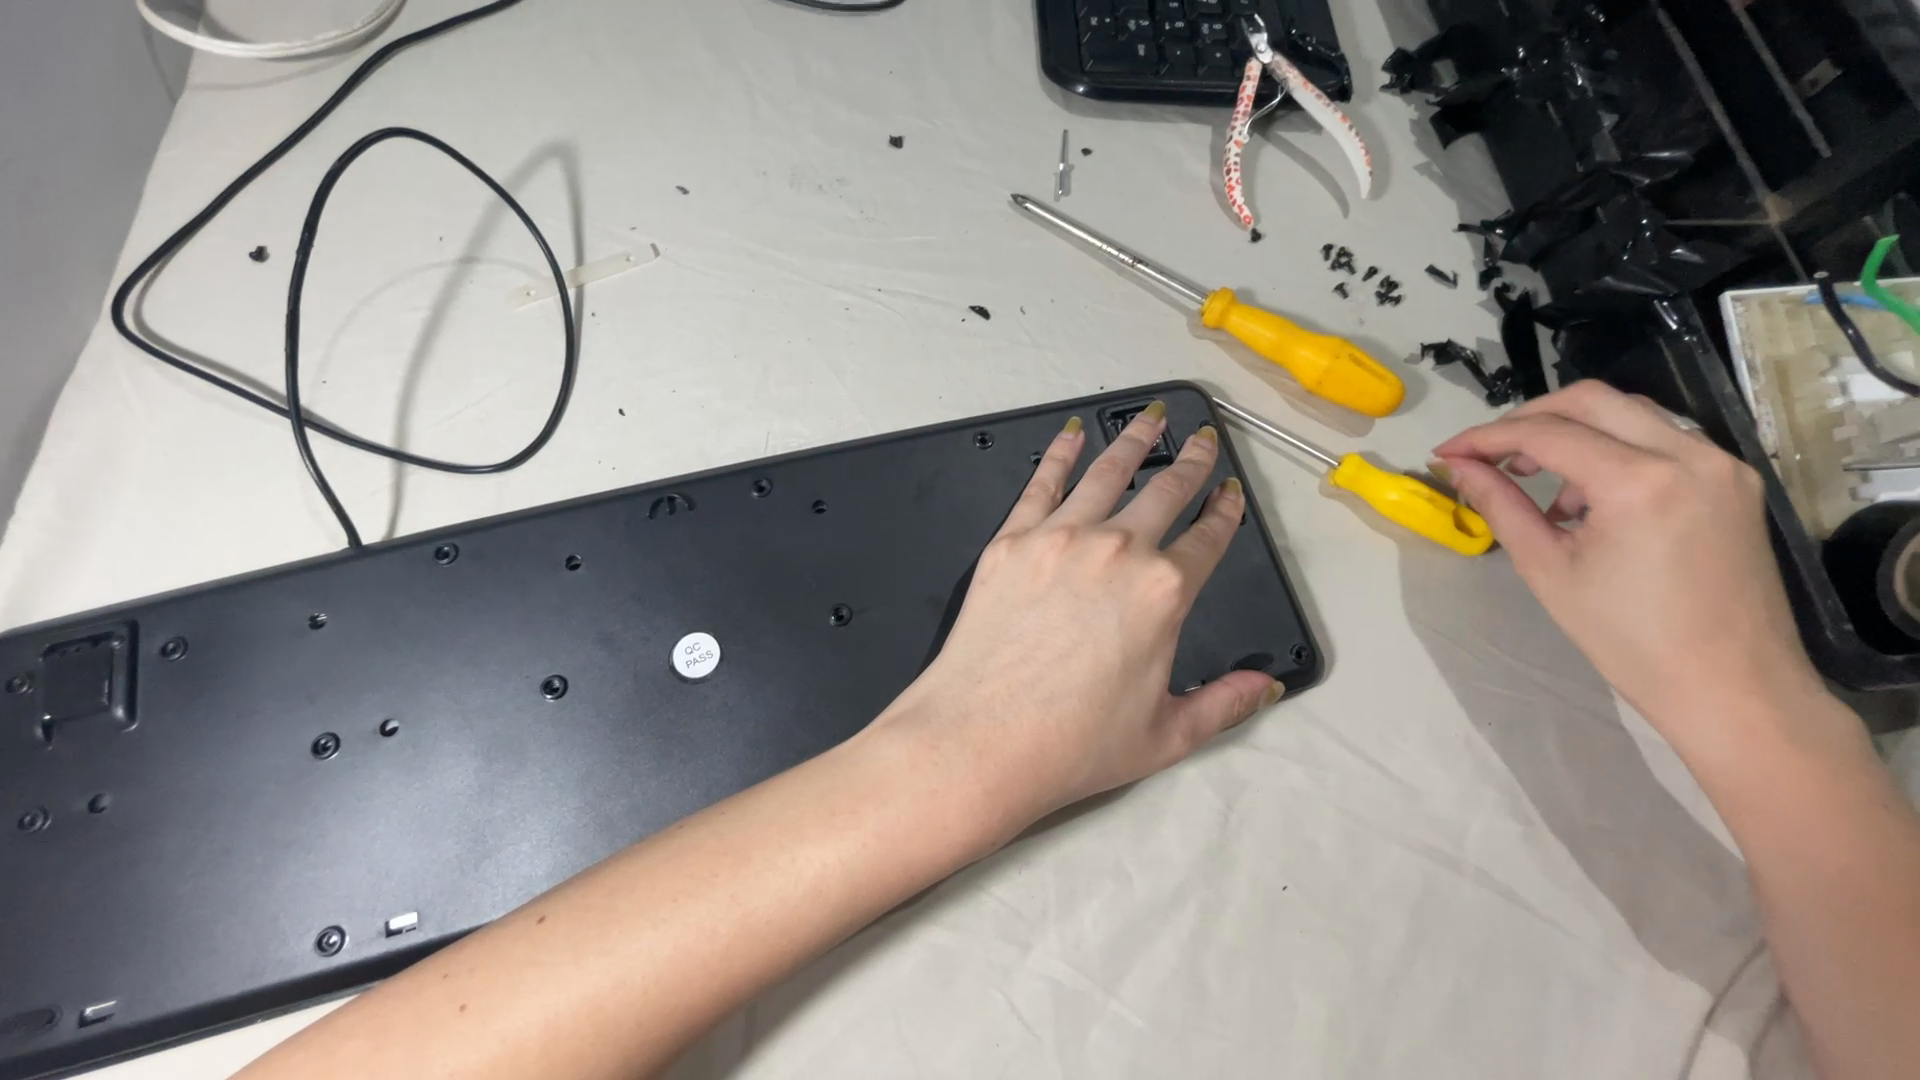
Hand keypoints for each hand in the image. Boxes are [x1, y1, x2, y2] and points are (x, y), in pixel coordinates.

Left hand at [877, 401, 1281, 835]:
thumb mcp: (1165, 735)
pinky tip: (1071, 435)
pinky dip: (1061, 454)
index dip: (1226, 511)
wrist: (978, 739)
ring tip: (1150, 421)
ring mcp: (1059, 539)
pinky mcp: (1011, 542)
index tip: (1231, 493)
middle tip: (1203, 440)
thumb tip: (1266, 687)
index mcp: (1164, 593)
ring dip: (1134, 444)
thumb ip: (1224, 704)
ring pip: (1107, 475)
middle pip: (1165, 493)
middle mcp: (1117, 551)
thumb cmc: (1070, 744)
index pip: (1209, 538)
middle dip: (1191, 464)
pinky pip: (1042, 483)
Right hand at [1432, 381, 1821, 752]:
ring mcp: (1719, 464)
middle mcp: (1689, 456)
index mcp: (1639, 482)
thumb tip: (1458, 468)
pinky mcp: (1732, 480)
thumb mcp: (1546, 568)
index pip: (1546, 433)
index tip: (1446, 454)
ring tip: (1532, 477)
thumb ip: (1500, 505)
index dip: (1484, 437)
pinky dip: (1609, 449)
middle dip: (1525, 419)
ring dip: (1568, 430)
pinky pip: (1658, 439)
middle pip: (1590, 400)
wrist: (1730, 683)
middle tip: (1484, 453)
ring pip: (1627, 412)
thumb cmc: (1626, 637)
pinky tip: (1583, 497)